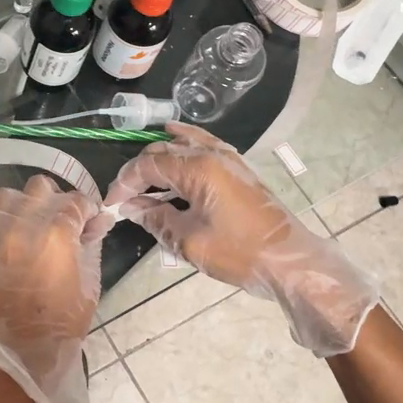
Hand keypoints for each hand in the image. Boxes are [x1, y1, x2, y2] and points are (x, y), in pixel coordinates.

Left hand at [0, 175, 110, 402]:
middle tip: (55, 224)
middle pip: (42, 188)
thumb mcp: (90, 280)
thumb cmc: (63, 318)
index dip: (84, 210)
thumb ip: (92, 243)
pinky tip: (0, 227)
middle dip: (53, 203)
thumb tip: (97, 220)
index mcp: (60, 231)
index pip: (77, 200)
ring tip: (24, 226)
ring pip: (8, 193)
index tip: (85, 221)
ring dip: (20, 206)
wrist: (21, 345)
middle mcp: (26, 221)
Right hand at [105, 124, 379, 355]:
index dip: (124, 183)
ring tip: (141, 182)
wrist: (291, 262)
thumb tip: (131, 207)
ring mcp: (229, 159)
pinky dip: (184, 144)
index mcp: (198, 168)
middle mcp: (212, 155)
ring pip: (183, 145)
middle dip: (138, 172)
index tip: (110, 204)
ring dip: (159, 160)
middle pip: (163, 151)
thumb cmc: (240, 253)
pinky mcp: (238, 169)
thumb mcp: (190, 241)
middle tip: (124, 198)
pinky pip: (204, 146)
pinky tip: (174, 141)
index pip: (148, 165)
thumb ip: (156, 219)